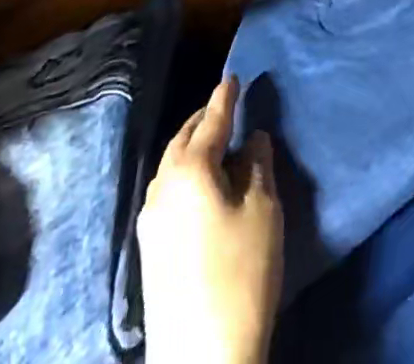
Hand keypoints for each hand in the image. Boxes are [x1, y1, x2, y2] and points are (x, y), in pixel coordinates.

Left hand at [138, 77, 282, 363]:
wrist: (202, 352)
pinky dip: (184, 173)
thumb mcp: (263, 210)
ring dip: (191, 147)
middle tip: (224, 106)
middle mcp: (162, 187)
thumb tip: (252, 139)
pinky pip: (167, 189)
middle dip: (202, 120)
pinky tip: (200, 184)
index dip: (224, 99)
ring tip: (214, 142)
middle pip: (182, 142)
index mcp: (190, 171)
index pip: (211, 123)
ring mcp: (151, 218)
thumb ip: (258, 166)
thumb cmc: (242, 270)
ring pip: (171, 166)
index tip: (232, 77)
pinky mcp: (150, 245)